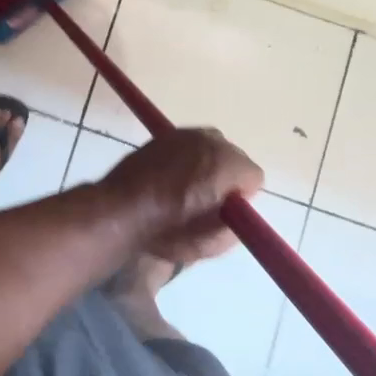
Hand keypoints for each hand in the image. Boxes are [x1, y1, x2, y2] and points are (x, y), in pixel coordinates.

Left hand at [98, 128, 262, 263]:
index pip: (253, 176)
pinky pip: (190, 143)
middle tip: (208, 201)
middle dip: (226, 177)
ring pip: (213, 146)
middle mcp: (208, 139)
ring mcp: (185, 132)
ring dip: (207, 164)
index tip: (228, 210)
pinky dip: (189, 157)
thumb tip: (234, 212)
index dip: (242, 196)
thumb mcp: (209, 243)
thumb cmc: (167, 231)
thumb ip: (234, 224)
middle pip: (234, 156)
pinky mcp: (165, 134)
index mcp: (224, 165)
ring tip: (187, 188)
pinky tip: (172, 176)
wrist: (121, 209)